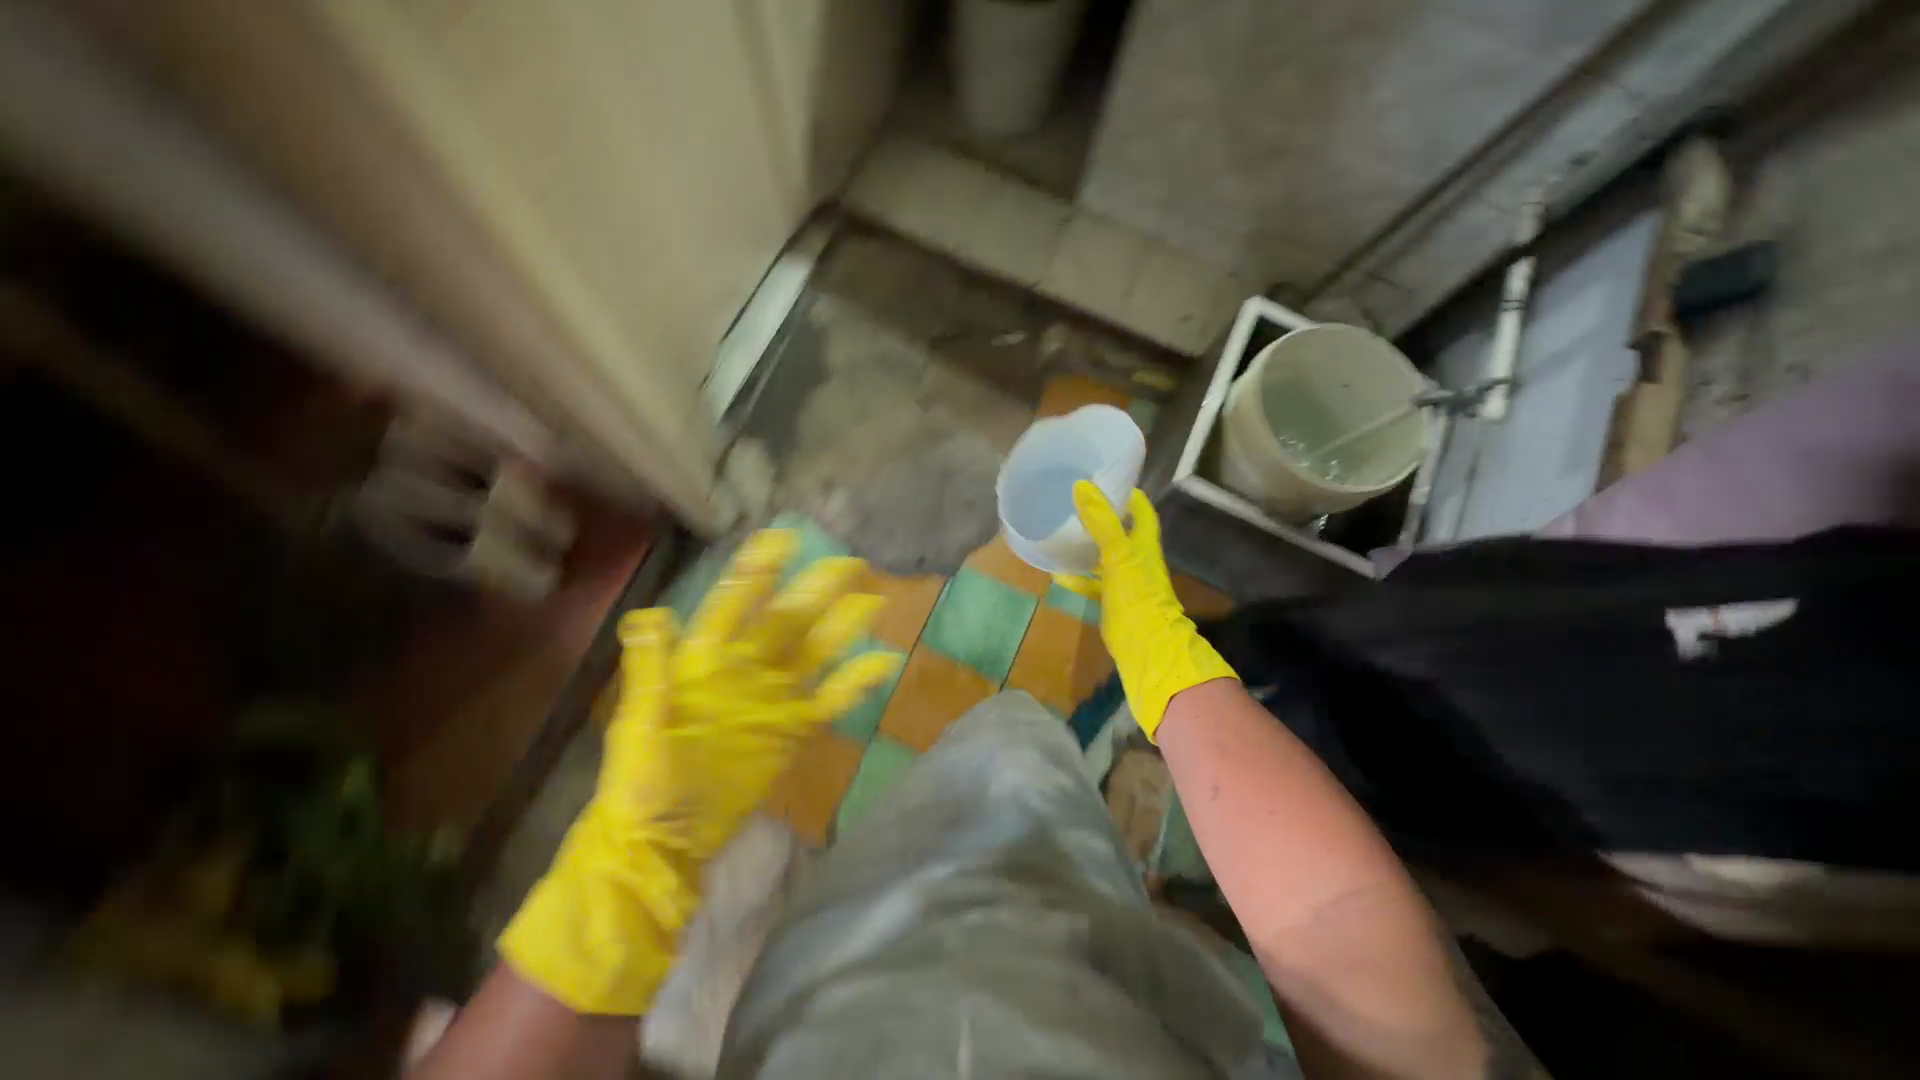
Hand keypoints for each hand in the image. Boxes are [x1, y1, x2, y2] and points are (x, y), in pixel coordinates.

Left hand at [498, 529, 900, 1013]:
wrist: (660, 840)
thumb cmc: (642, 780)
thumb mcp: (639, 724)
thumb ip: (650, 670)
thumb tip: (651, 615)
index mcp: (703, 662)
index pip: (732, 604)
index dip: (756, 571)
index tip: (783, 537)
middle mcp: (743, 671)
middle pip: (784, 622)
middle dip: (814, 591)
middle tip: (848, 563)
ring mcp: (771, 700)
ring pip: (813, 654)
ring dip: (840, 628)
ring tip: (872, 602)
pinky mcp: (791, 731)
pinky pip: (829, 700)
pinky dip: (855, 682)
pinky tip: (883, 661)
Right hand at [1071, 482, 1236, 740]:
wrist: (1145, 644)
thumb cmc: (1137, 594)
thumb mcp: (1117, 554)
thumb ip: (1101, 521)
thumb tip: (1082, 486)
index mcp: (1144, 545)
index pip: (1142, 512)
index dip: (1130, 495)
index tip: (1111, 479)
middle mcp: (1137, 560)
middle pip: (1122, 533)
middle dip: (1104, 518)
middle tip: (1078, 503)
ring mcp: (1125, 582)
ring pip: (1105, 558)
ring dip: (1088, 547)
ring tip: (1064, 532)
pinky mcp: (1113, 602)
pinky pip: (1093, 585)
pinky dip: (1078, 579)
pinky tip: (1057, 575)